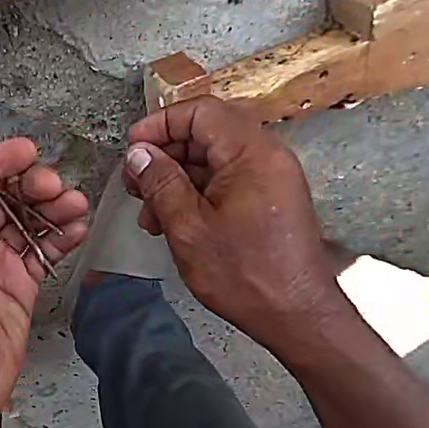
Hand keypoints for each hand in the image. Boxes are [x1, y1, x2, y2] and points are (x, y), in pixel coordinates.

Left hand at [0, 138, 88, 424]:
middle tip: (52, 186)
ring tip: (73, 205)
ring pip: (26, 222)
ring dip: (50, 208)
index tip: (23, 152)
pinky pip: (42, 252)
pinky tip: (76, 228)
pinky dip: (60, 237)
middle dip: (28, 185)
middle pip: (1, 199)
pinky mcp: (19, 286)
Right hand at [123, 98, 347, 356]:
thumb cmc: (247, 275)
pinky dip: (197, 194)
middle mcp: (267, 156)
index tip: (133, 147)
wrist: (296, 315)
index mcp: (251, 153)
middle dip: (164, 155)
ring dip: (176, 180)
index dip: (160, 124)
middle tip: (134, 181)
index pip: (200, 111)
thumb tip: (139, 154)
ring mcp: (271, 178)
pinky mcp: (269, 200)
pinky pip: (227, 182)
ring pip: (213, 161)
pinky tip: (173, 222)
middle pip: (206, 133)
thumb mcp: (189, 227)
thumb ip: (160, 183)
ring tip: (149, 213)